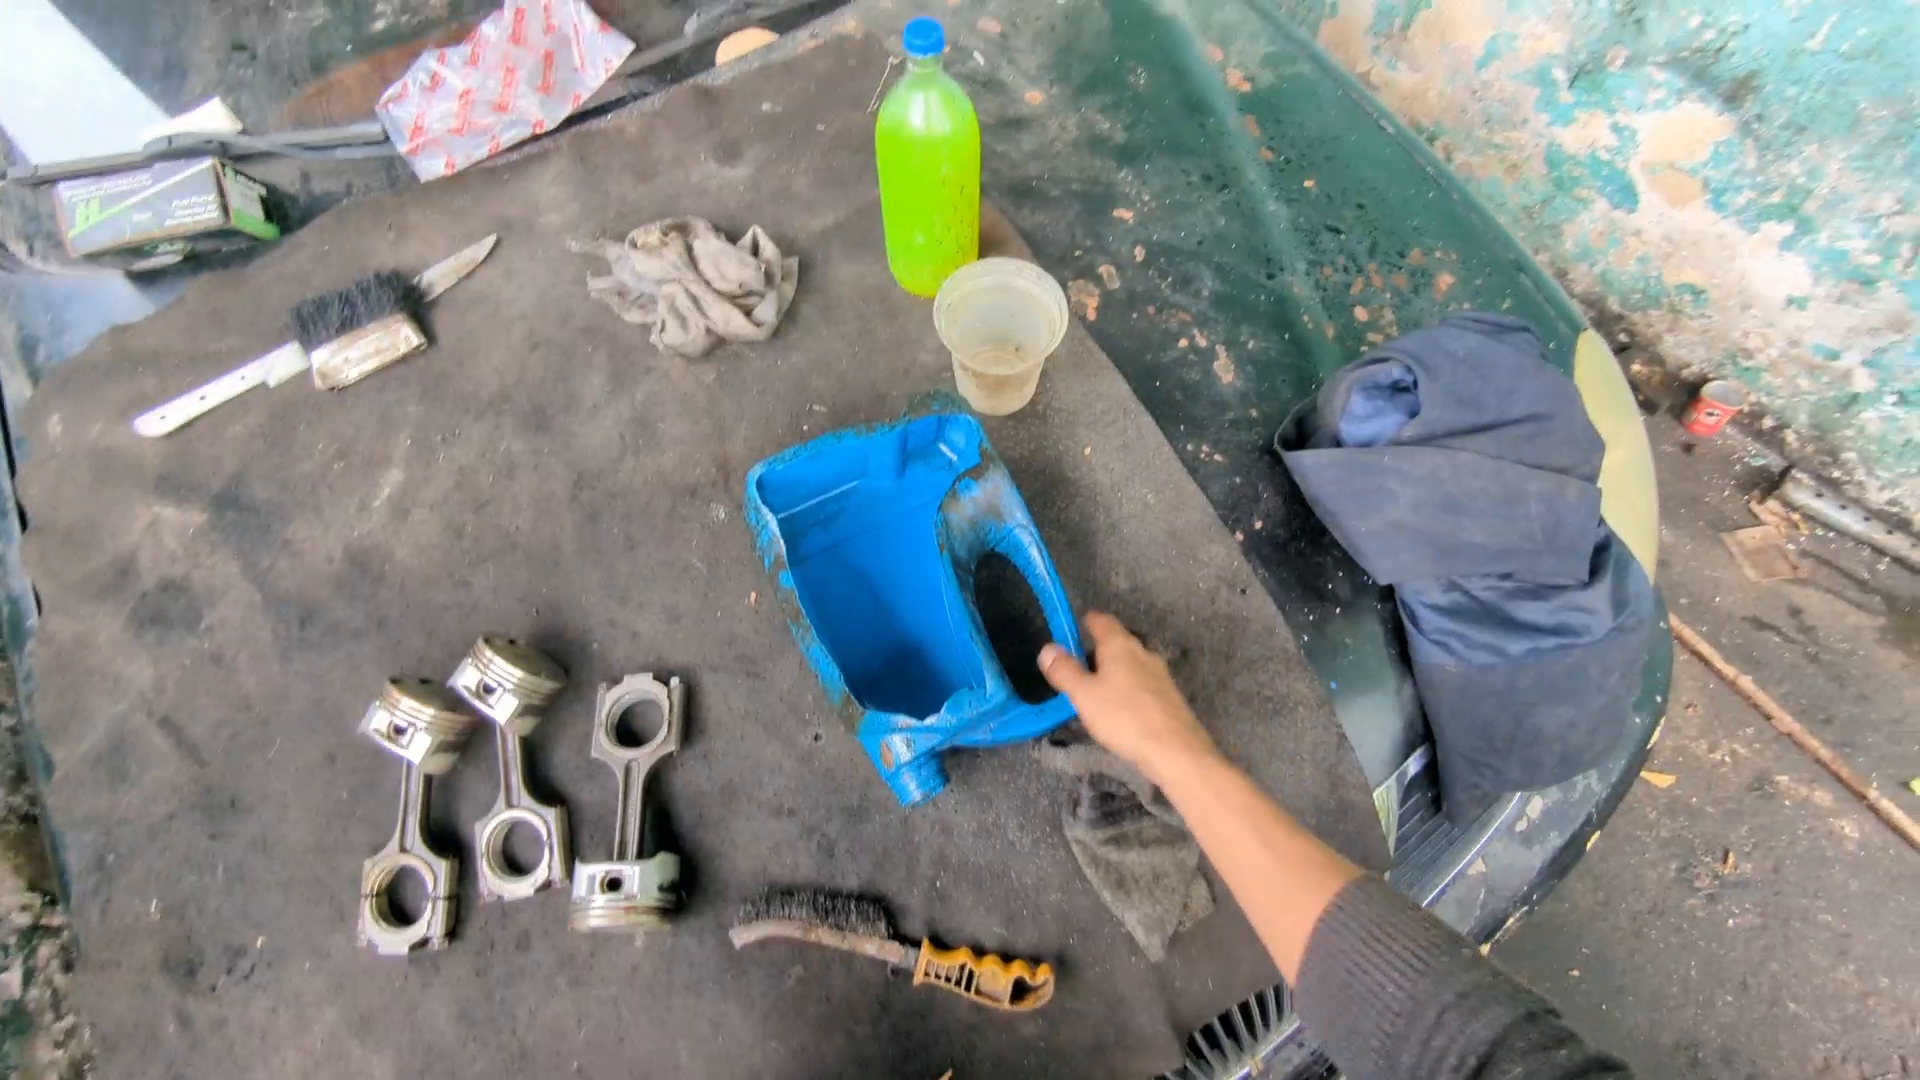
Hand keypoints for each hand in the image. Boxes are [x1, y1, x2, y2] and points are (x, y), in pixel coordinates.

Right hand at [1038, 612, 1220, 785]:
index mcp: (1120, 645)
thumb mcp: (1084, 695)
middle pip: (1118, 642)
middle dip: (1099, 649)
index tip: (1076, 624)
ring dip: (1114, 670)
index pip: (1102, 621)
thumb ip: (1065, 671)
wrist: (1176, 750)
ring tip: (1096, 687)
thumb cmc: (1124, 717)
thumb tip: (1047, 648)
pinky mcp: (1170, 697)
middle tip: (1078, 662)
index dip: (1088, 620)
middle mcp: (1143, 653)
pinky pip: (1142, 683)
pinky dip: (1128, 688)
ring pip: (1132, 664)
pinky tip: (1121, 707)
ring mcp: (1160, 674)